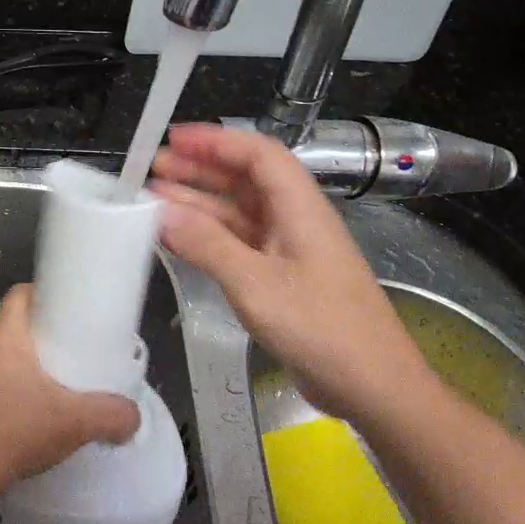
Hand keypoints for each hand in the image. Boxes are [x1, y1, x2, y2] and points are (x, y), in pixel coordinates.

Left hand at [0, 284, 140, 493]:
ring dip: (32, 359)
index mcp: (4, 340)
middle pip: (15, 324)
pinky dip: (19, 382)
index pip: (18, 295)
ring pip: (6, 353)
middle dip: (45, 329)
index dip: (44, 292)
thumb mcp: (76, 422)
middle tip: (75, 343)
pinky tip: (40, 404)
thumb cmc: (18, 432)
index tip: (69, 304)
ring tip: (63, 375)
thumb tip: (132, 416)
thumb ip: (113, 414)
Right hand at [152, 123, 431, 421]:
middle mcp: (295, 222)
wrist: (371, 385)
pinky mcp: (280, 278)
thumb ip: (207, 245)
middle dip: (201, 168)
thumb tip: (161, 212)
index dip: (217, 141)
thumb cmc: (321, 329)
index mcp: (301, 211)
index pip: (260, 157)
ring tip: (153, 198)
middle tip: (153, 168)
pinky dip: (206, 235)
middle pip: (246, 181)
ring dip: (198, 202)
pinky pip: (237, 243)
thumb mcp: (256, 285)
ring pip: (238, 212)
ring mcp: (288, 251)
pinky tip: (176, 237)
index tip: (174, 138)